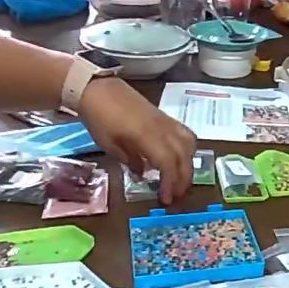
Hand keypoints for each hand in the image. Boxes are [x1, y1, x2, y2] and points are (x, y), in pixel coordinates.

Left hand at [76, 77, 195, 202]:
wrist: (99, 88)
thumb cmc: (100, 118)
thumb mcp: (110, 145)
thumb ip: (130, 160)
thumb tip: (143, 174)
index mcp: (146, 136)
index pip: (168, 162)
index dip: (170, 182)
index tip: (166, 198)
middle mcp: (162, 128)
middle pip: (183, 156)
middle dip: (183, 179)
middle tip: (176, 196)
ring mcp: (166, 121)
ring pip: (189, 143)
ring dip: (189, 164)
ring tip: (181, 179)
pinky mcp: (165, 117)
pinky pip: (185, 134)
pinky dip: (187, 150)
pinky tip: (180, 159)